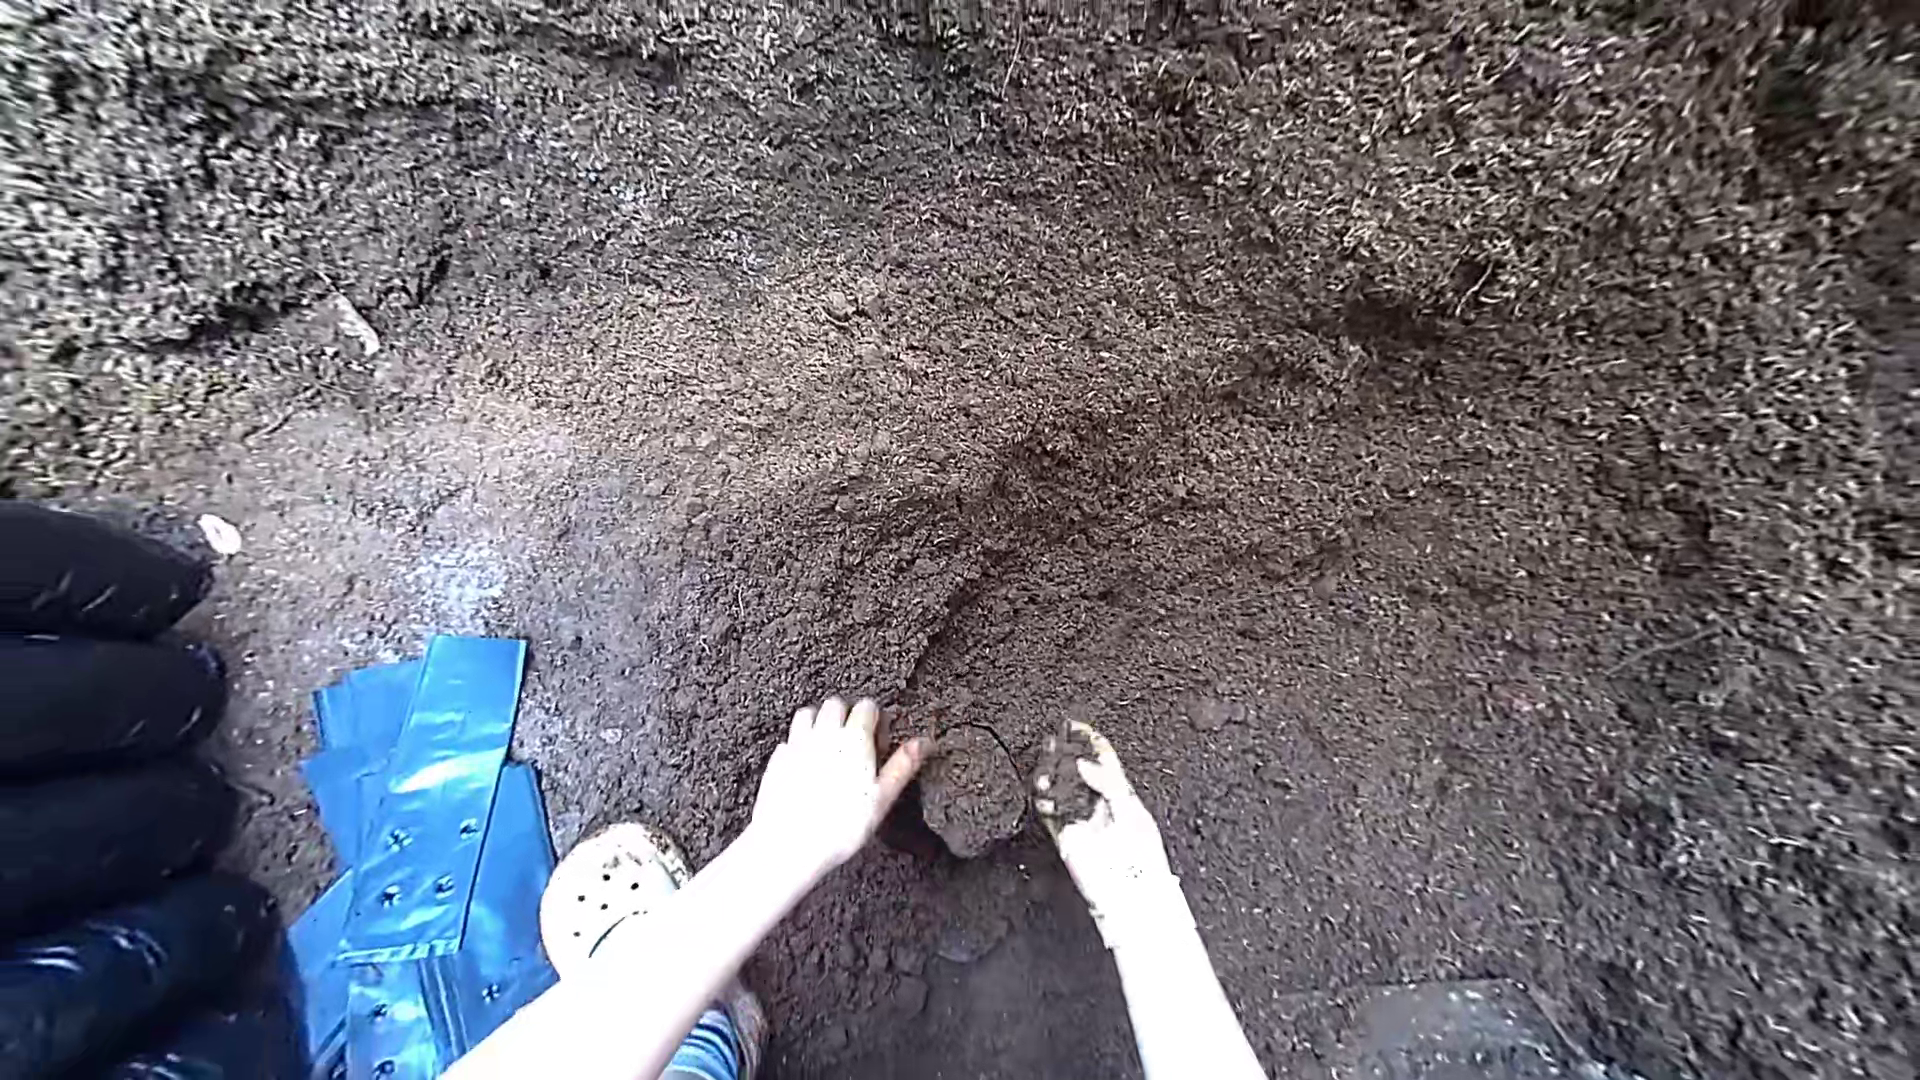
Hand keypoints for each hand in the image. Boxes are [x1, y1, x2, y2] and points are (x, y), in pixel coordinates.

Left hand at [747, 696, 928, 881]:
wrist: (788, 845)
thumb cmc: (840, 826)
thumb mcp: (882, 798)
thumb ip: (902, 765)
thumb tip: (923, 743)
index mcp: (854, 738)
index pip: (867, 706)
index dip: (875, 719)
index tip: (878, 742)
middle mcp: (825, 733)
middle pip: (836, 703)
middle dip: (846, 714)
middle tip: (854, 742)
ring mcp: (798, 744)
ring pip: (808, 713)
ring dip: (819, 721)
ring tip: (828, 746)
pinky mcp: (777, 759)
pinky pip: (789, 739)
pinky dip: (798, 743)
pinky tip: (804, 763)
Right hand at [1034, 722, 1190, 947]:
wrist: (1134, 898)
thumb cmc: (1143, 858)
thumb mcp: (1131, 810)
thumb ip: (1108, 783)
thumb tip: (1084, 764)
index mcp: (1119, 790)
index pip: (1101, 756)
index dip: (1087, 739)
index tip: (1073, 725)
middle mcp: (1097, 800)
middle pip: (1075, 767)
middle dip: (1062, 753)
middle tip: (1052, 742)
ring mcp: (1081, 816)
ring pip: (1059, 786)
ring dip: (1049, 775)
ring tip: (1044, 773)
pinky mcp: (1066, 835)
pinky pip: (1049, 813)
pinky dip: (1042, 802)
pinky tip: (1042, 796)